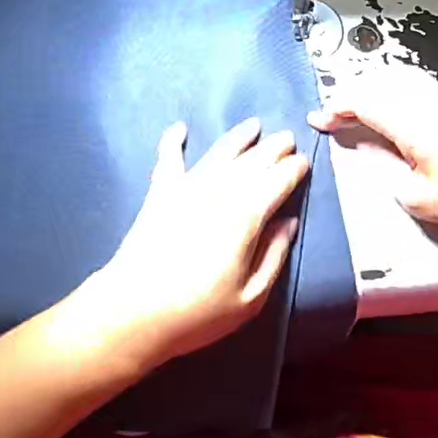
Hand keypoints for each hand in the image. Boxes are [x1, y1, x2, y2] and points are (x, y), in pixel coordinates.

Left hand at [63, 119, 310, 373]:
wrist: (133, 311)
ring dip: (238, 138)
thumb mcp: (250, 297)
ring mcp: (186, 188)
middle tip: (287, 138)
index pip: (277, 182)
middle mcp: (218, 192)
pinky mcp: (159, 193)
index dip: (293, 169)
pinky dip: (173, 141)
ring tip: (253, 125)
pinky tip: (179, 128)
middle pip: (252, 162)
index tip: (304, 162)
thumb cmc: (198, 312)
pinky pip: (168, 159)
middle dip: (273, 148)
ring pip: (219, 154)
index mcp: (246, 216)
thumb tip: (290, 222)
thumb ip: (274, 255)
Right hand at [307, 68, 437, 252]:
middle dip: (347, 97)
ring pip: (393, 80)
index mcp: (413, 123)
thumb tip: (366, 147)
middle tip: (331, 115)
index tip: (320, 118)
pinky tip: (385, 101)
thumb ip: (384, 165)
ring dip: (367, 91)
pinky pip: (410, 85)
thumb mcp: (415, 195)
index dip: (336, 108)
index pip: (363, 102)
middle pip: (375, 85)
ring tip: (352, 107)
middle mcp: (427, 104)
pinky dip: (388, 89)